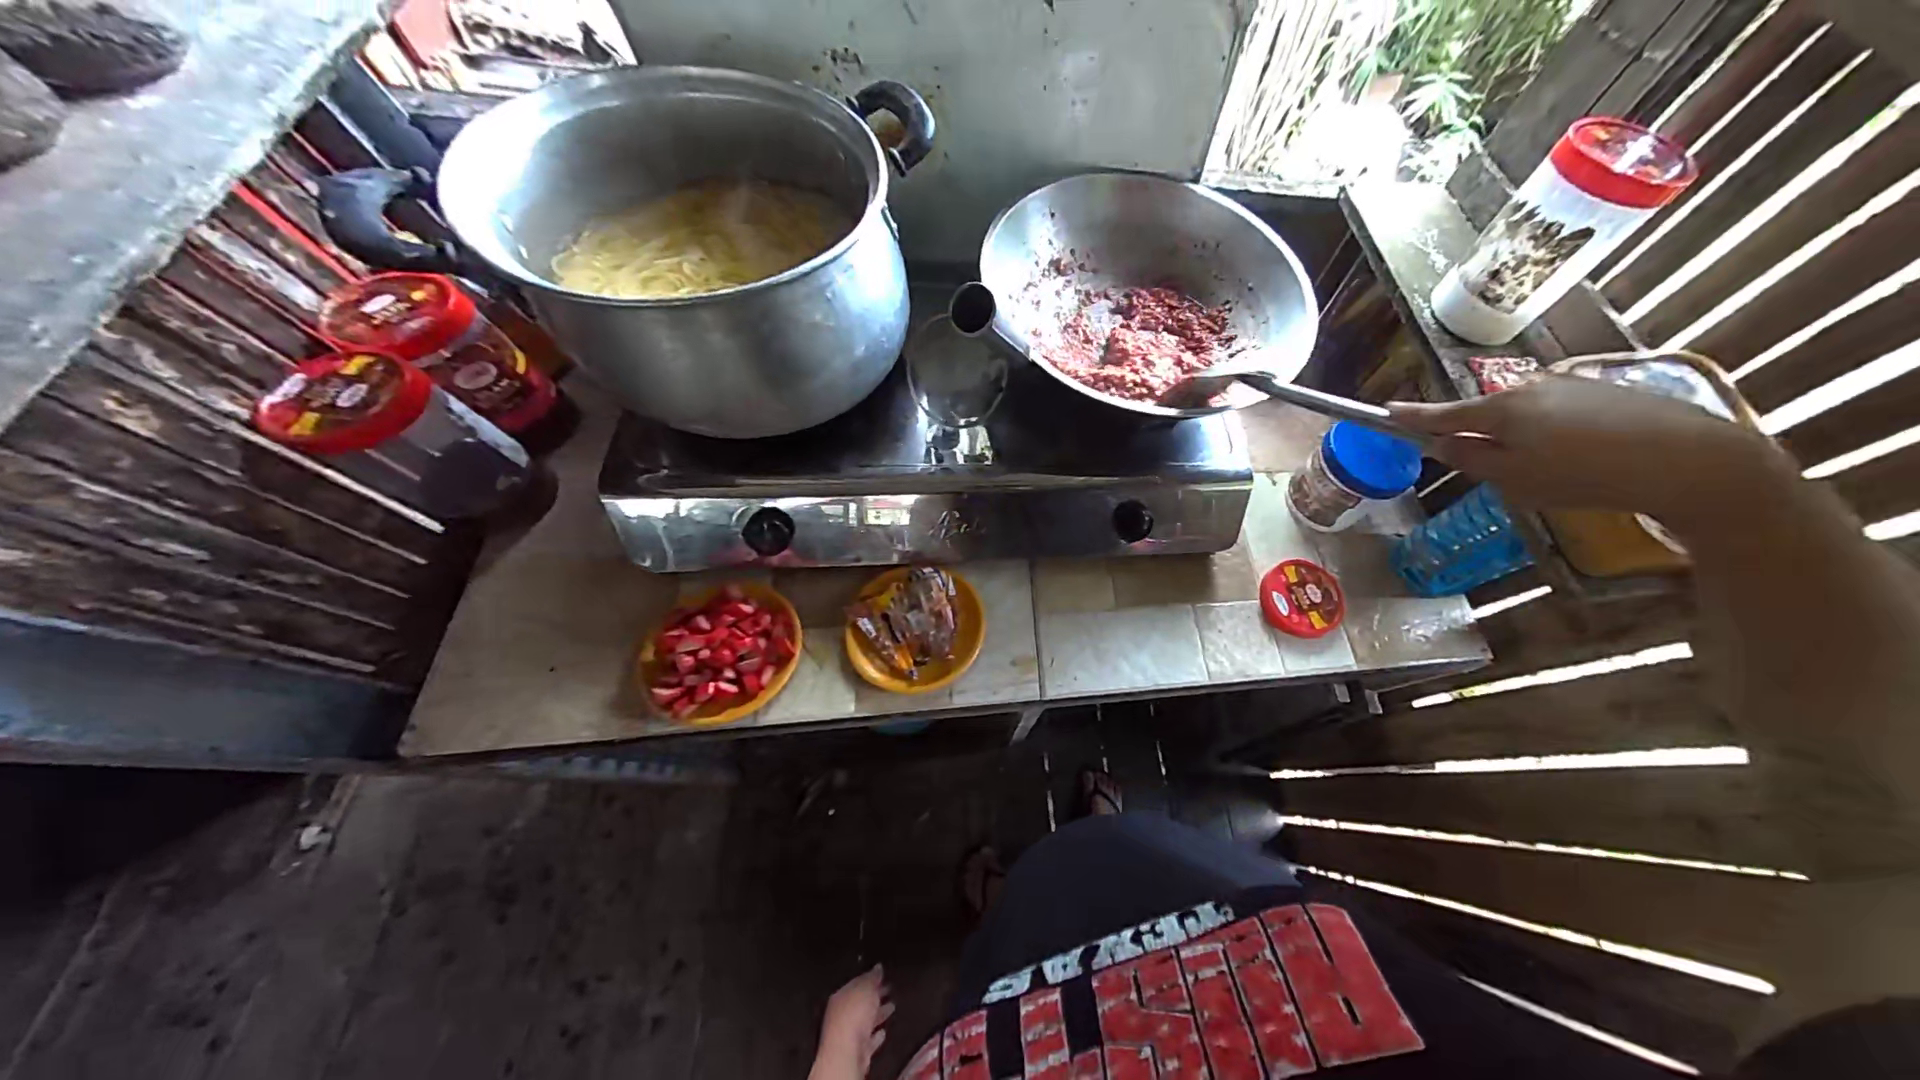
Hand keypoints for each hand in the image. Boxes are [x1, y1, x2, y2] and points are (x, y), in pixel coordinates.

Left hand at [811, 965, 894, 1079]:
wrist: (847, 1053)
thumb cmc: (854, 1014)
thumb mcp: (866, 989)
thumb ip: (872, 978)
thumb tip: (878, 967)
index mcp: (841, 996)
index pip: (857, 983)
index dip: (871, 978)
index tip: (883, 975)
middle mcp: (842, 1014)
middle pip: (861, 1001)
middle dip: (875, 995)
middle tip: (890, 988)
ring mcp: (849, 1033)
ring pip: (866, 1020)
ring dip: (878, 1014)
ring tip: (892, 1006)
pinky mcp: (857, 1051)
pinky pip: (868, 1039)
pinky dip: (876, 1036)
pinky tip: (883, 1032)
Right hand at [1387, 375, 1791, 528]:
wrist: (1690, 460)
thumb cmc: (1584, 474)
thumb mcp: (1512, 478)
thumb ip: (1468, 458)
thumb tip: (1440, 442)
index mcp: (1500, 408)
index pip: (1441, 413)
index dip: (1411, 416)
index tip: (1385, 411)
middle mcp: (1528, 387)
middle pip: (1483, 413)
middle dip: (1477, 436)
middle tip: (1494, 471)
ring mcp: (1568, 385)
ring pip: (1521, 415)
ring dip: (1518, 438)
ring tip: (1549, 473)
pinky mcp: (1602, 392)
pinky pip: (1554, 414)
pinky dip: (1551, 434)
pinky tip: (1580, 460)